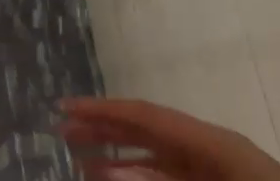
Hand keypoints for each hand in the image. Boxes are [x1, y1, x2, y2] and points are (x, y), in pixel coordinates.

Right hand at [58, 98, 279, 180]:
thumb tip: (106, 172)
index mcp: (213, 142)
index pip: (146, 115)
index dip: (101, 109)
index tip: (62, 106)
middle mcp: (213, 149)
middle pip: (149, 129)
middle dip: (104, 129)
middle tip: (61, 131)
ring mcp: (219, 171)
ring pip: (158, 155)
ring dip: (118, 156)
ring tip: (79, 161)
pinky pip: (171, 176)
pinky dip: (142, 175)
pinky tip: (116, 178)